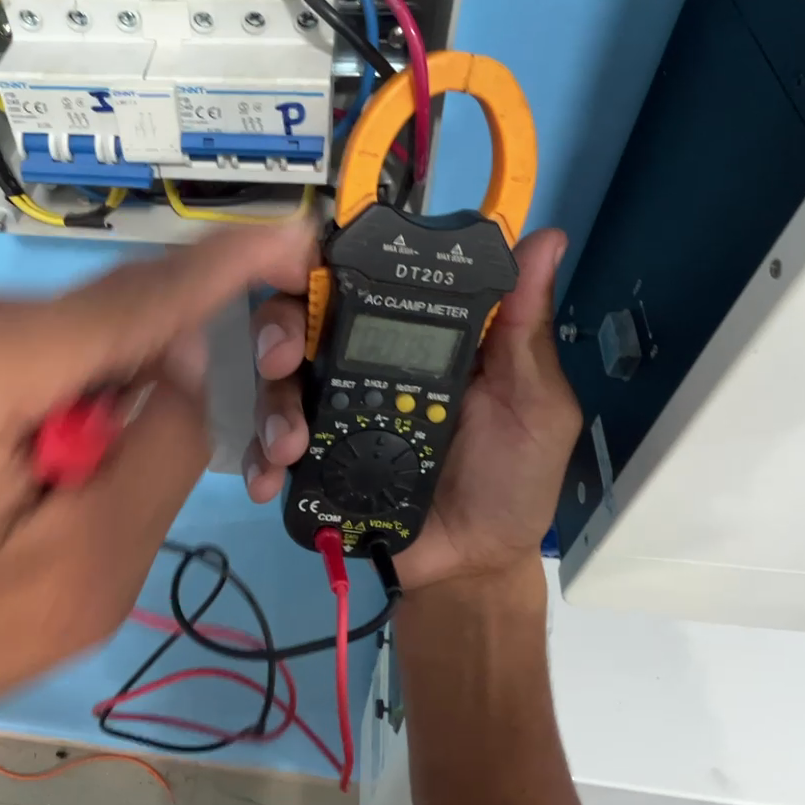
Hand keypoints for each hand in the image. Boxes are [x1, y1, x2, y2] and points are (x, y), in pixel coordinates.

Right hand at [243, 228, 581, 590]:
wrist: (472, 565)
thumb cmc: (511, 477)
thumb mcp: (534, 402)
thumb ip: (526, 328)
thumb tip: (545, 238)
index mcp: (412, 335)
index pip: (362, 279)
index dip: (327, 261)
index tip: (305, 262)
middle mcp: (360, 360)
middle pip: (301, 319)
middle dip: (279, 328)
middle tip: (282, 357)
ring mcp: (329, 408)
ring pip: (275, 378)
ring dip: (269, 402)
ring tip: (289, 444)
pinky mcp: (310, 455)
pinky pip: (268, 443)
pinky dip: (259, 455)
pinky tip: (269, 477)